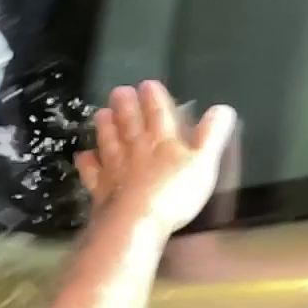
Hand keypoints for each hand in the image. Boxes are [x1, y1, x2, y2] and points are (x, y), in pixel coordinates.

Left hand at [76, 81, 235, 236]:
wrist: (136, 223)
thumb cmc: (175, 193)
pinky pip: (92, 171)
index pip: (157, 111)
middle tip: (119, 91)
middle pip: (129, 121)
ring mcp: (115, 167)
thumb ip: (212, 135)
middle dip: (125, 104)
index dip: (153, 96)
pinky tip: (83, 155)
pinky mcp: (101, 188)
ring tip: (101, 113)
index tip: (148, 84)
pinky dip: (87, 162)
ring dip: (106, 126)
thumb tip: (223, 108)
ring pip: (109, 141)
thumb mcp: (204, 163)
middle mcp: (135, 147)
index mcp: (162, 138)